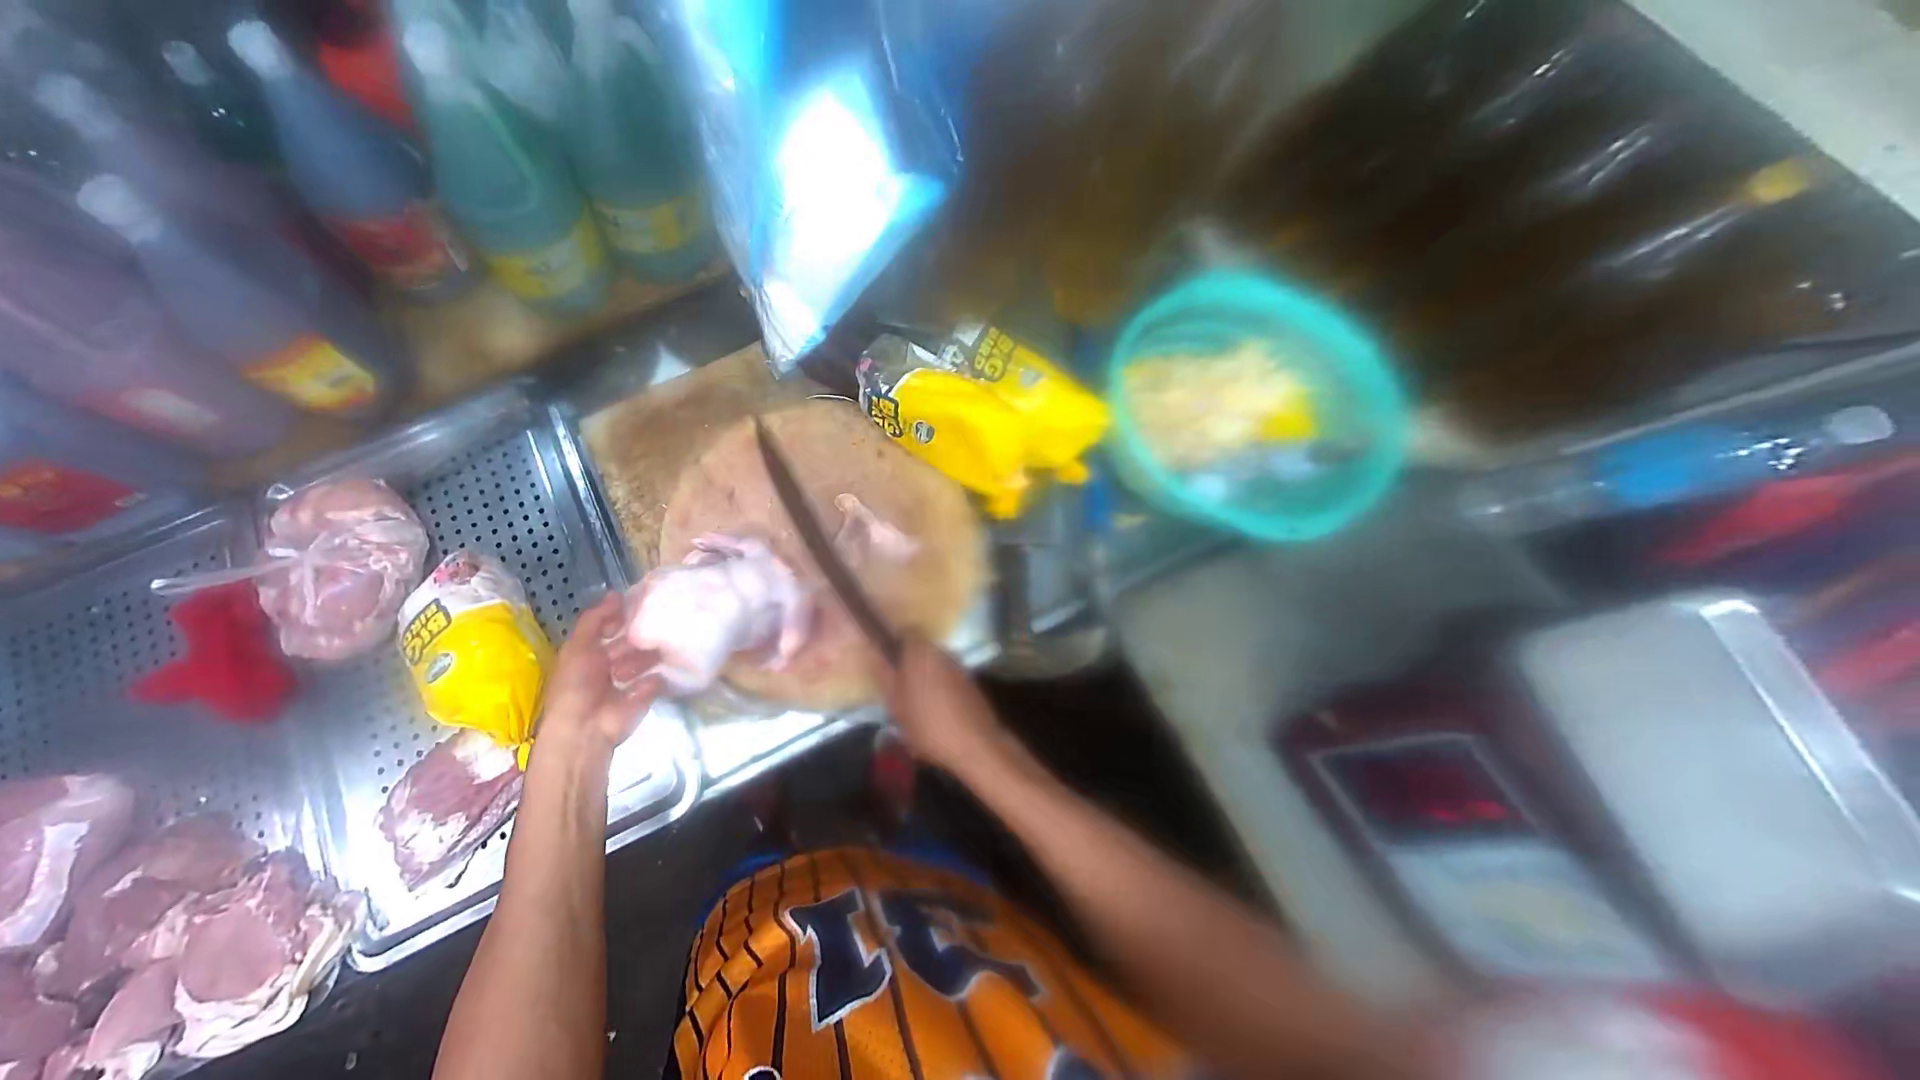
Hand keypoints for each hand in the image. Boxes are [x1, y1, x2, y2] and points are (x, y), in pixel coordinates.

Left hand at [537, 593, 659, 758]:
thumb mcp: (578, 646)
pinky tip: (662, 666)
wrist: (586, 730)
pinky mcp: (645, 695)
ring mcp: (628, 681)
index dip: (620, 616)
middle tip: (659, 618)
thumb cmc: (575, 685)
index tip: (640, 602)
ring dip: (648, 654)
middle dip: (639, 633)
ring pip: (644, 658)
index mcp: (587, 654)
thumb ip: (596, 620)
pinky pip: (657, 678)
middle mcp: (607, 665)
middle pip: (628, 643)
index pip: (607, 628)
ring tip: (660, 643)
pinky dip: (657, 674)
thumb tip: (616, 593)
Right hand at [877, 636, 1017, 779]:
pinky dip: (940, 690)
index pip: (906, 632)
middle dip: (908, 664)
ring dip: (925, 678)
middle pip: (921, 650)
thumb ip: (884, 677)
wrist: (977, 746)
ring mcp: (960, 667)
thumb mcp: (896, 706)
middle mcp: (942, 653)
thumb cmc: (929, 725)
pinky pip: (948, 679)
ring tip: (915, 706)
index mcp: (921, 653)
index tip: (885, 659)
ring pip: (935, 665)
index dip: (894, 643)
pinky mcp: (971, 684)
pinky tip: (936, 713)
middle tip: (896, 688)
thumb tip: (875, 655)